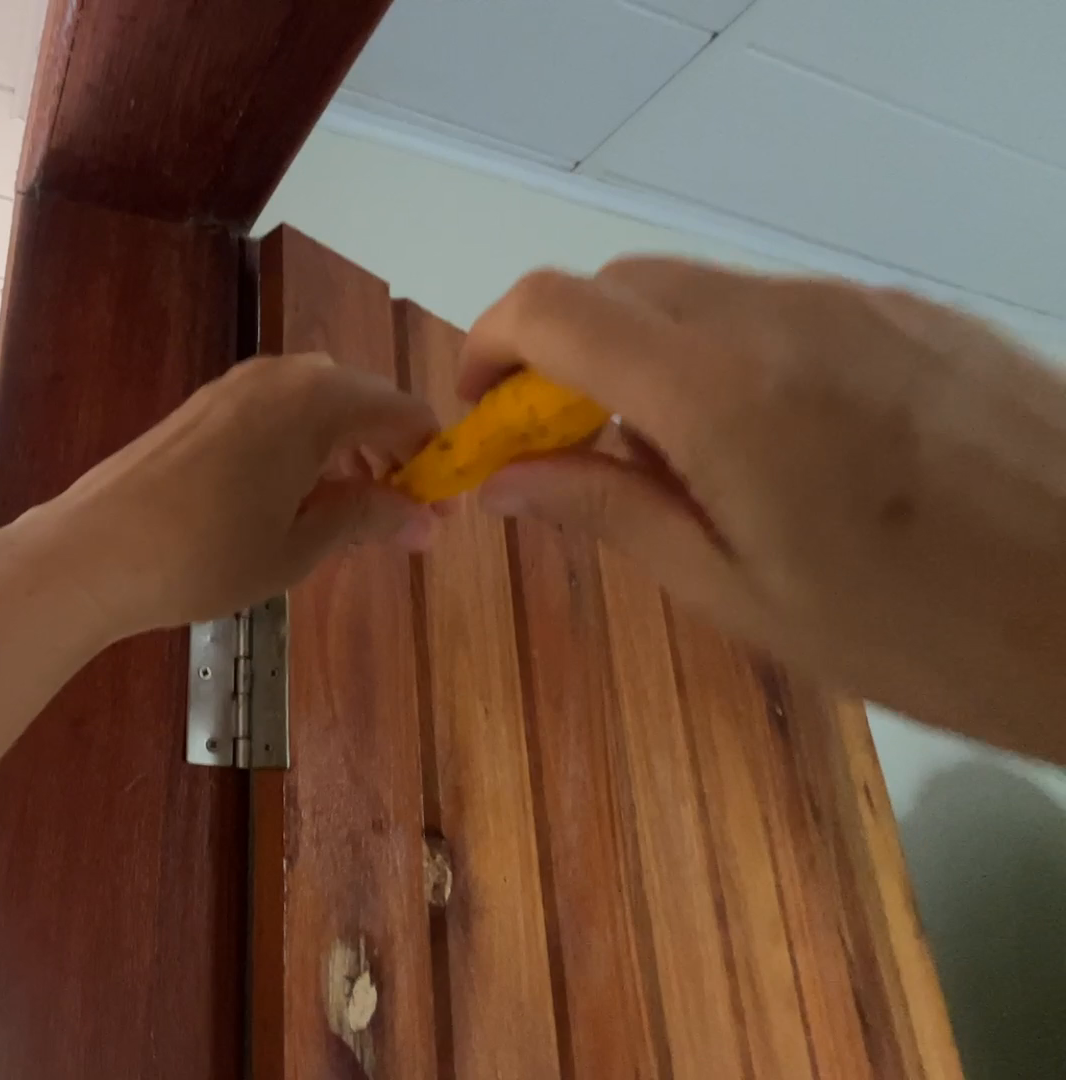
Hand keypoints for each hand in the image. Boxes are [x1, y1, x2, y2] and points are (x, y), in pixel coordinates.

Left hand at [12, 353, 439, 637]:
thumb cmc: (206, 555)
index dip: (428, 463)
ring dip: (338, 456)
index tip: (431, 517)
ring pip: (311, 410)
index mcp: (318, 398)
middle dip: (383, 459)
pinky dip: (294, 450)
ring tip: (335, 517)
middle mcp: (278, 375)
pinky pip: (270, 417)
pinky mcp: (198, 407)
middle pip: (358, 405)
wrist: (93, 551)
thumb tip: (423, 519)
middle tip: (387, 523)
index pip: (403, 413)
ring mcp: (231, 386)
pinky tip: (280, 499)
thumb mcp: (298, 545)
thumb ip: (366, 517)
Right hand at [463, 257, 1065, 759]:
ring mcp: (848, 303)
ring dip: (624, 354)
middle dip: (549, 353)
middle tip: (554, 442)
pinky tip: (749, 436)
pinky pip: (756, 308)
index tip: (484, 414)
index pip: (552, 309)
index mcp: (720, 392)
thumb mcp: (727, 586)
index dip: (489, 346)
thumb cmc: (920, 627)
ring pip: (679, 293)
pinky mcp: (900, 312)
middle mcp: (777, 318)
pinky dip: (701, 352)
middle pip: (607, 286)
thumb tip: (497, 481)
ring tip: (657, 453)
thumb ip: (600, 509)